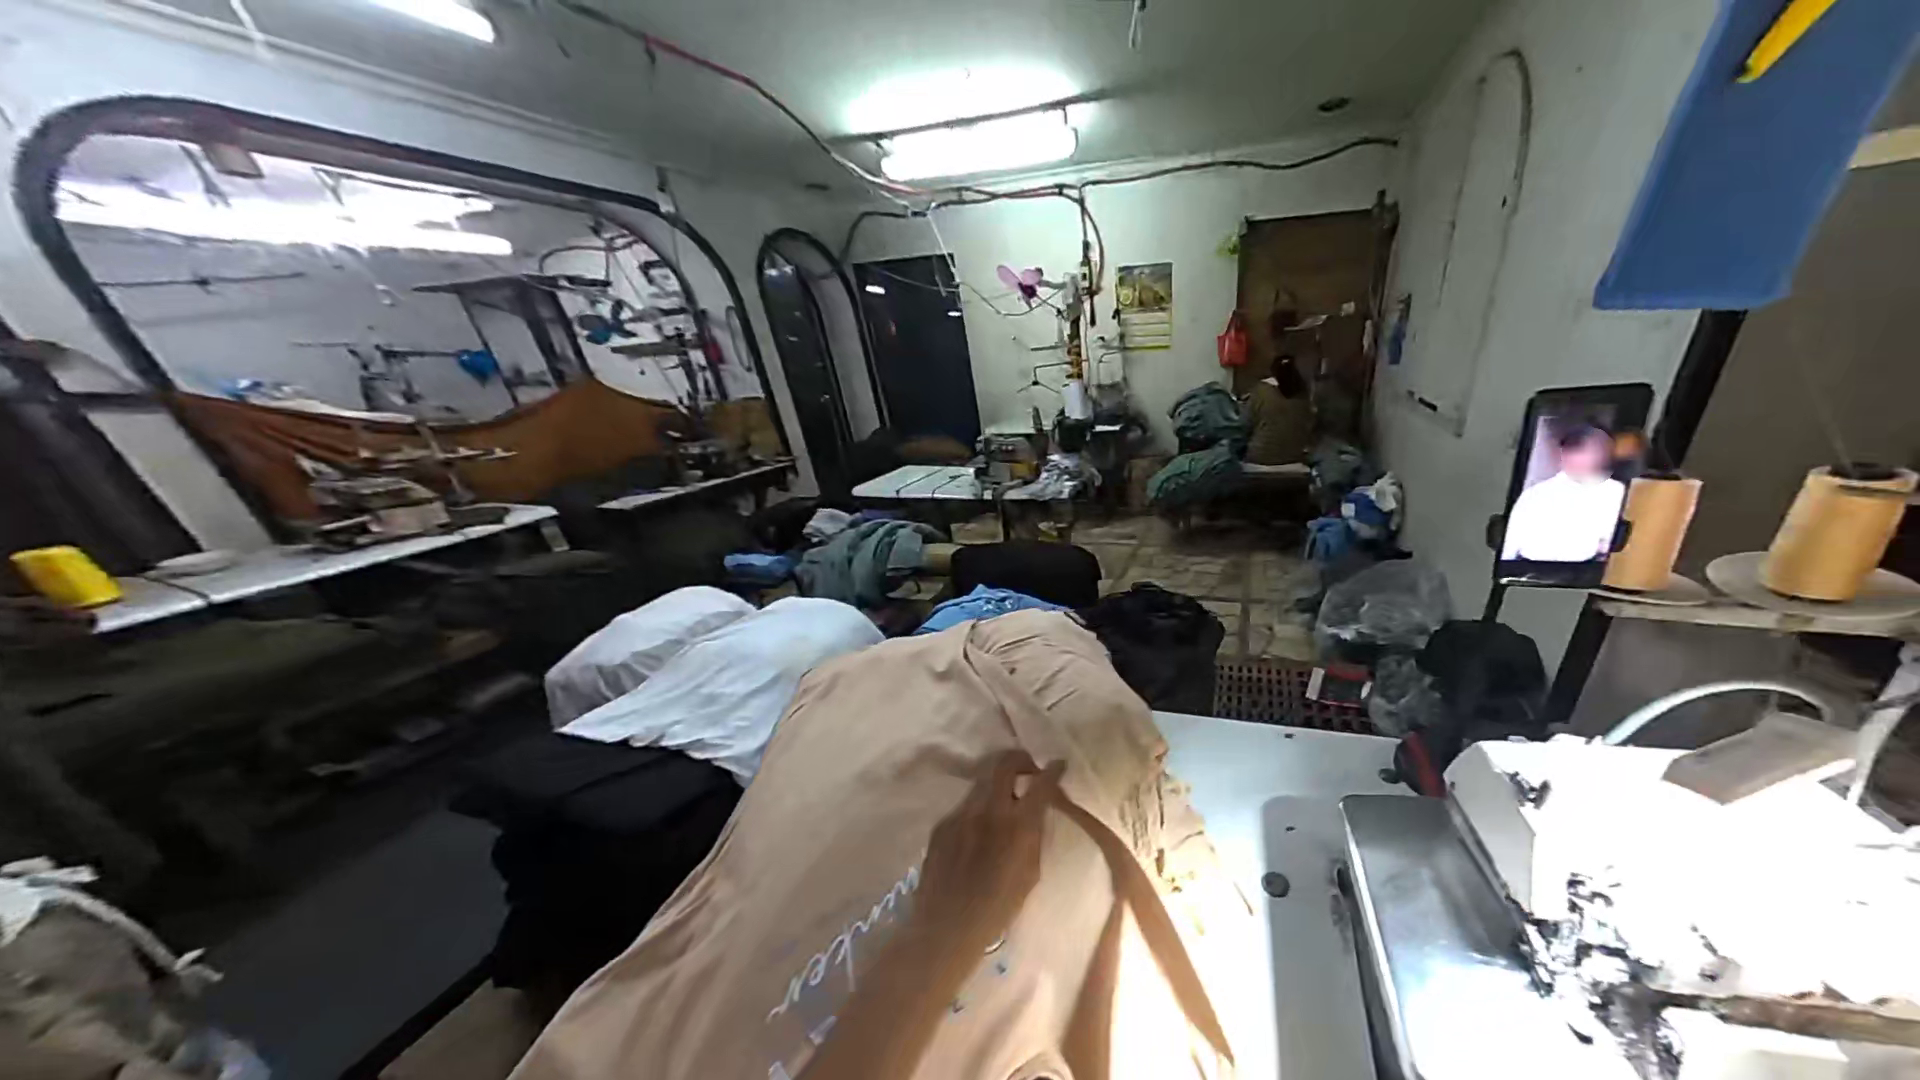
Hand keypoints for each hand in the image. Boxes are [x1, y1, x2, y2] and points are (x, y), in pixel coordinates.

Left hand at [916, 751, 1064, 958]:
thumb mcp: (1030, 874)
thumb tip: (1035, 813)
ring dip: (997, 782)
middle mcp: (988, 810)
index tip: (1058, 764)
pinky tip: (979, 827)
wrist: (946, 928)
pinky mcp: (942, 823)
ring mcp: (961, 813)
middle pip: (1003, 763)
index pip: (1040, 785)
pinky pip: (965, 804)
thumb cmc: (997, 910)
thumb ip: (1033, 837)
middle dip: (1019, 759)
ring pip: (982, 780)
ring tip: (1004, 798)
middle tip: (1029, 769)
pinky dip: (978, 806)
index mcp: (1017, 827)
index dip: (1052, 770)